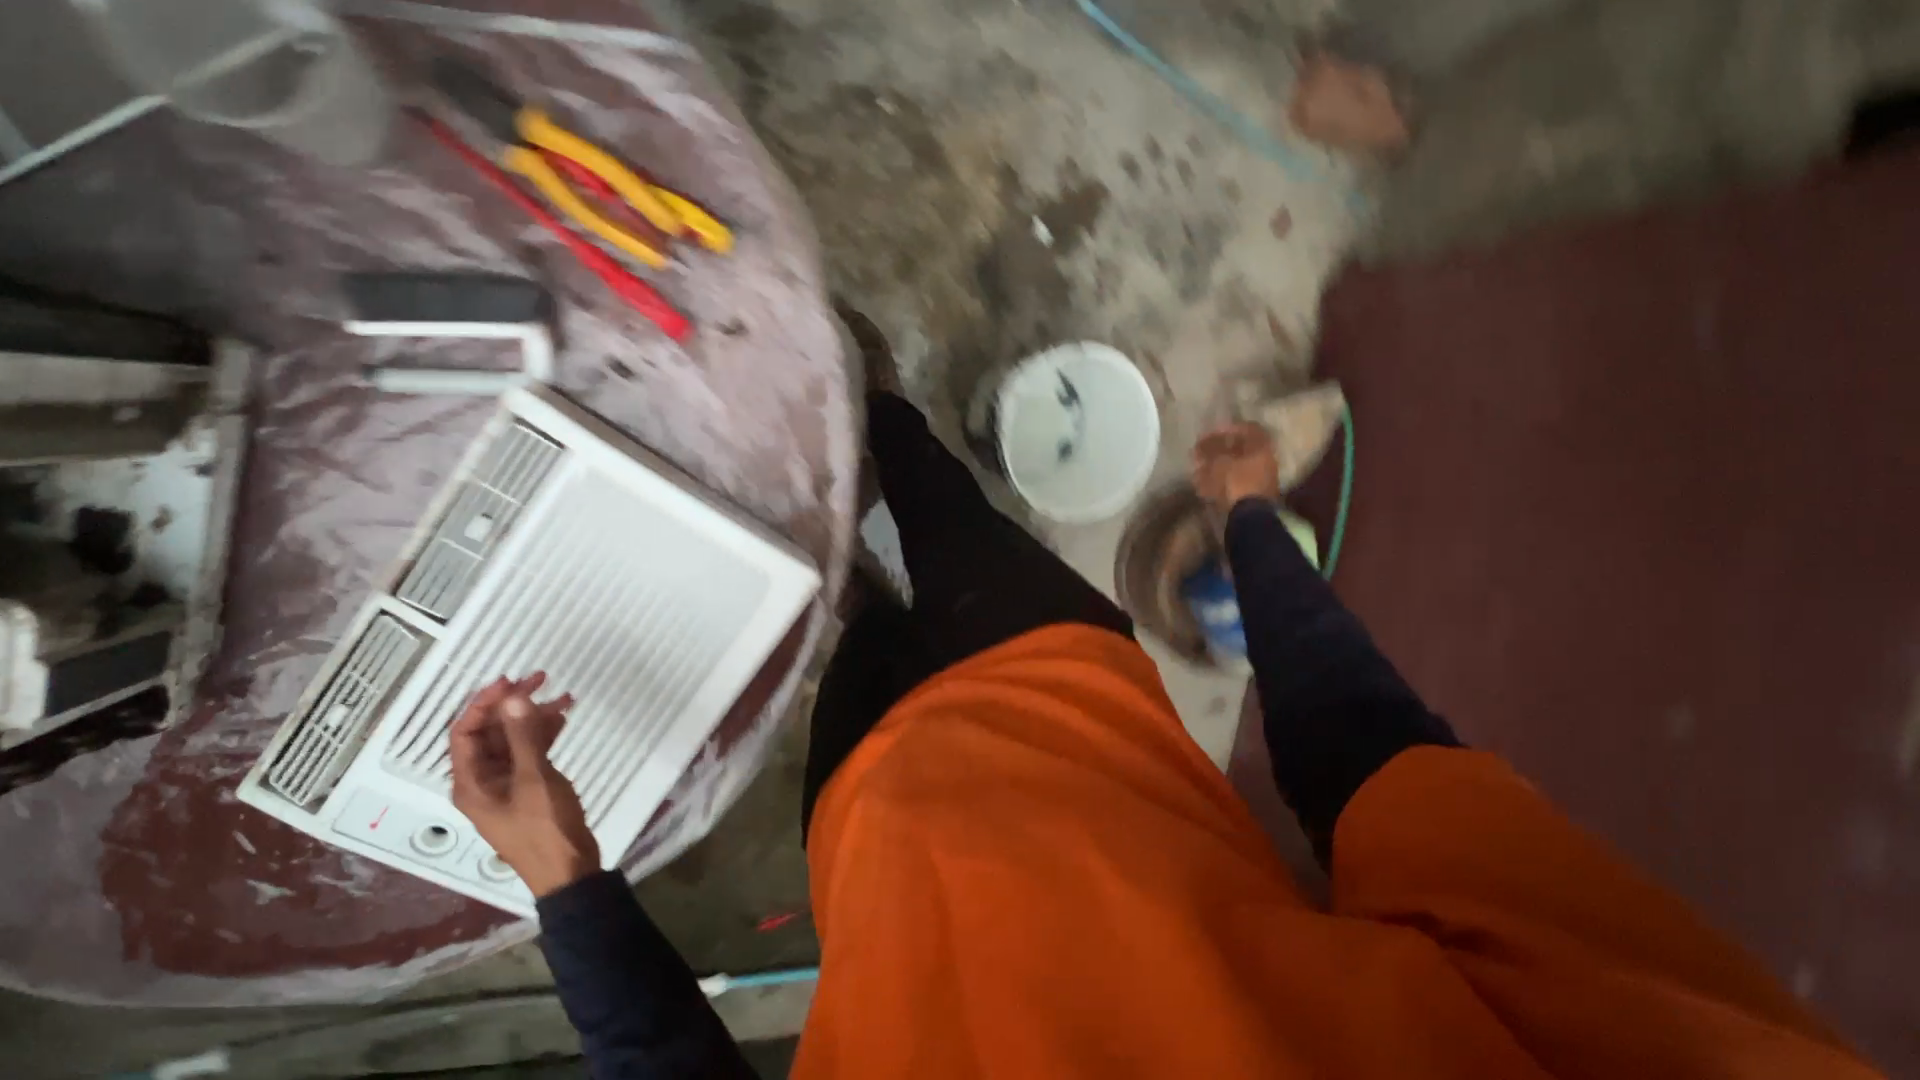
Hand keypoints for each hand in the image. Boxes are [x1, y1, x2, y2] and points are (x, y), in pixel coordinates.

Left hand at [449, 673, 599, 897]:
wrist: (568, 870)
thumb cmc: (544, 828)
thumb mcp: (534, 780)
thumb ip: (524, 737)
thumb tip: (514, 698)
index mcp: (471, 782)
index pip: (466, 732)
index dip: (485, 703)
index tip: (512, 681)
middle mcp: (483, 781)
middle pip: (491, 732)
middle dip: (514, 705)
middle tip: (542, 679)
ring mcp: (507, 784)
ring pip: (514, 740)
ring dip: (534, 717)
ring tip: (563, 696)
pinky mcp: (529, 788)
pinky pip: (530, 752)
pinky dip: (544, 734)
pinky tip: (563, 719)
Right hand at [1191, 422, 1280, 510]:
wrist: (1251, 516)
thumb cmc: (1237, 480)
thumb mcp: (1219, 461)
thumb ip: (1210, 449)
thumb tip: (1201, 443)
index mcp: (1262, 447)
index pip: (1248, 428)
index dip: (1229, 428)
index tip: (1212, 433)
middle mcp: (1265, 461)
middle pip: (1240, 451)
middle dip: (1218, 452)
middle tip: (1200, 455)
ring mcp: (1259, 480)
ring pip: (1234, 469)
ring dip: (1215, 469)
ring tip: (1197, 472)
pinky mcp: (1252, 496)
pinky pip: (1233, 485)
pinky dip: (1218, 484)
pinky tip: (1203, 488)